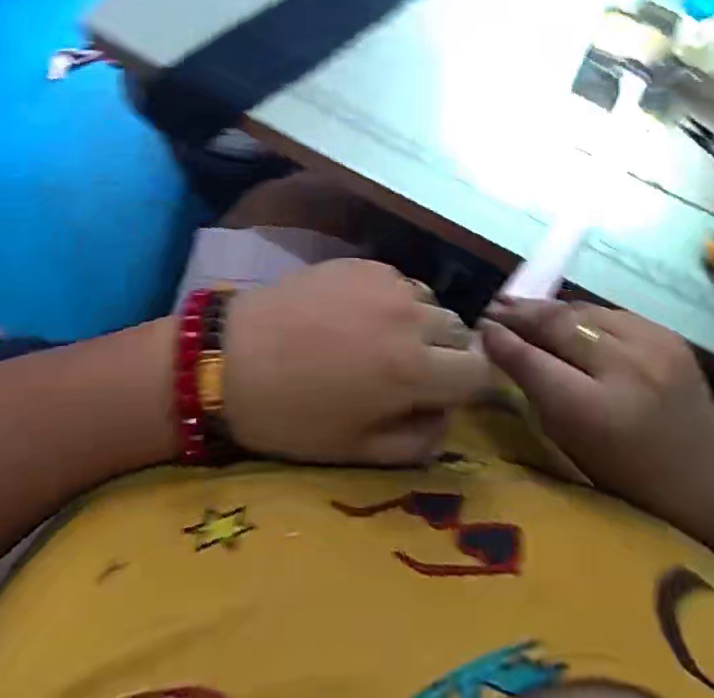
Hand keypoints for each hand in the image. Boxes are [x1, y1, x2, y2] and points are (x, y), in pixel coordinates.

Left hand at [223, 259, 491, 465]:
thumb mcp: (357, 450)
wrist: (231, 357)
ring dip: (423, 326)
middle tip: (409, 374)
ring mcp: (388, 283)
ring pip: (434, 304)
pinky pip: (403, 283)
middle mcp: (413, 317)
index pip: (482, 371)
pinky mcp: (365, 264)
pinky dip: (396, 302)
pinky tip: (359, 316)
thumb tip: (447, 417)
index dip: (469, 389)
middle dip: (448, 357)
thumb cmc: (292, 415)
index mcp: (415, 370)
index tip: (442, 396)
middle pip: (462, 334)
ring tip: (384, 341)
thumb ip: (419, 441)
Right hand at [481, 298, 713, 527]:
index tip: (481, 329)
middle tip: (492, 309)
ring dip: (547, 308)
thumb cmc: (633, 482)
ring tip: (517, 304)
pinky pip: (609, 314)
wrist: (713, 480)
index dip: (504, 342)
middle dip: (521, 315)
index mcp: (599, 412)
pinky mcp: (668, 334)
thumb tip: (504, 351)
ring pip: (583, 311)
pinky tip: (561, 314)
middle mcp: (627, 370)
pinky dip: (580, 314)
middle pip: (559, 327)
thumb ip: (539, 396)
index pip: (536, 363)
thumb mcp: (575, 448)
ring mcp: (653, 346)